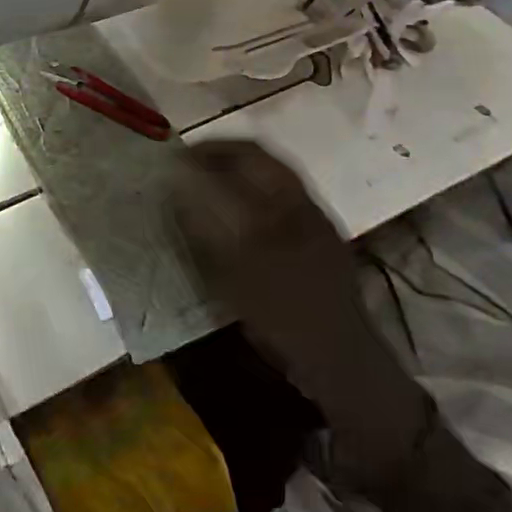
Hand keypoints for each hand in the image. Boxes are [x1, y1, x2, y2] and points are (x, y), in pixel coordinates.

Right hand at [172, 142, 421, 440]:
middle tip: (184, 169)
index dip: (212, 148)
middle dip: (220, 161)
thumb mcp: (233, 264)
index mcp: (293, 204)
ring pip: (267, 186)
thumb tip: (174, 179)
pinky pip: (272, 208)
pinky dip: (243, 202)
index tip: (177, 155)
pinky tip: (223, 221)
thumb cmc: (284, 311)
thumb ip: (202, 217)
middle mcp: (306, 208)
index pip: (251, 153)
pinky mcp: (312, 250)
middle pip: (261, 165)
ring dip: (231, 180)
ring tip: (197, 191)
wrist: (338, 363)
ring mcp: (313, 229)